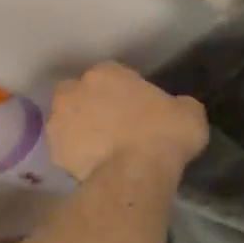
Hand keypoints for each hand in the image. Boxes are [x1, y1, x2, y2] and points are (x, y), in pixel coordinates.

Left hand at [46, 63, 207, 181]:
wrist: (135, 172)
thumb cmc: (166, 133)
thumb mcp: (190, 112)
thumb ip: (175, 102)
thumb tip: (172, 105)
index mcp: (108, 75)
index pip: (113, 70)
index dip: (128, 84)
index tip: (142, 98)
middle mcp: (74, 91)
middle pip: (79, 89)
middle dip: (94, 99)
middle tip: (118, 116)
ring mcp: (58, 121)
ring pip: (69, 117)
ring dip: (84, 124)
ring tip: (109, 142)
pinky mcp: (53, 149)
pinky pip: (68, 144)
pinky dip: (80, 149)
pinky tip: (102, 159)